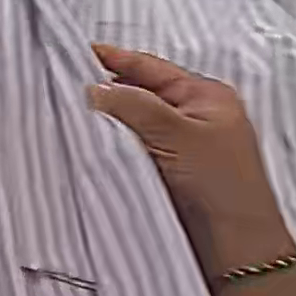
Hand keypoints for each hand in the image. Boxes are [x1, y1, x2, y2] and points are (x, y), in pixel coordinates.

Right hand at [86, 44, 294, 277]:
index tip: (76, 52)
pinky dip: (107, 140)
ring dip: (103, 117)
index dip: (112, 58)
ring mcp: (174, 142)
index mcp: (204, 96)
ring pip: (128, 118)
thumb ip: (132, 104)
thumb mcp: (176, 132)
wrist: (231, 243)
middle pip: (136, 90)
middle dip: (102, 88)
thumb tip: (92, 88)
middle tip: (63, 84)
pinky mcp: (161, 166)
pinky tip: (85, 140)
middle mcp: (189, 114)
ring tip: (68, 111)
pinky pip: (126, 143)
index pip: (148, 67)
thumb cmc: (218, 183)